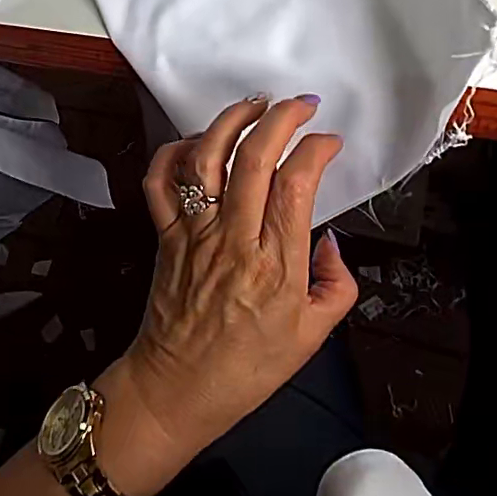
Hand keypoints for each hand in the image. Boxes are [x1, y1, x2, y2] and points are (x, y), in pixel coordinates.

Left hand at [93, 95, 357, 495]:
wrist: (176, 390)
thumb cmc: (246, 367)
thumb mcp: (313, 335)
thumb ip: (336, 284)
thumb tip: (330, 243)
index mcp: (275, 265)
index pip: (297, 184)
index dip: (317, 150)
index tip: (329, 143)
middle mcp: (233, 239)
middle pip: (255, 158)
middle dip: (282, 118)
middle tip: (301, 106)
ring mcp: (193, 234)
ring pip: (206, 159)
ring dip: (231, 121)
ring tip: (255, 104)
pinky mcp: (165, 237)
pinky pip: (160, 183)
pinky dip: (173, 153)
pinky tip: (197, 143)